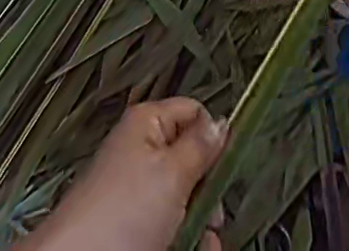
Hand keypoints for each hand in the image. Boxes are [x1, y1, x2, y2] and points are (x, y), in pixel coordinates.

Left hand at [17, 97, 227, 250]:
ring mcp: (139, 189)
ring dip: (202, 219)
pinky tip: (195, 249)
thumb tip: (222, 121)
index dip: (213, 136)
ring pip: (186, 196)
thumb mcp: (172, 173)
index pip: (193, 112)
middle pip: (193, 158)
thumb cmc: (121, 214)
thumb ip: (201, 146)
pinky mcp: (135, 222)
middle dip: (209, 188)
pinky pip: (171, 221)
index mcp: (148, 123)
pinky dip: (187, 236)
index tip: (227, 165)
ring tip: (206, 242)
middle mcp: (143, 150)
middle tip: (214, 215)